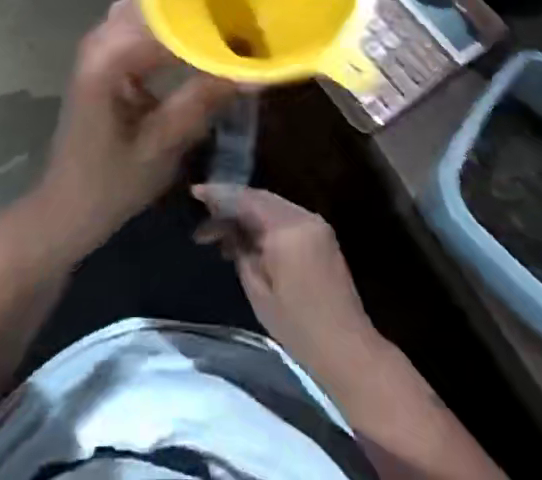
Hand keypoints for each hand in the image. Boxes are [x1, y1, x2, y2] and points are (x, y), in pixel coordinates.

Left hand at [27, 0, 236, 255]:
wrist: (68, 205)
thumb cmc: (110, 183)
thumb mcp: (161, 148)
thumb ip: (200, 103)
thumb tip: (249, 73)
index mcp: (106, 63)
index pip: (163, 26)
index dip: (206, 27)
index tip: (247, 31)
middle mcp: (97, 44)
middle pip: (150, 8)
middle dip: (192, 13)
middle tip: (238, 25)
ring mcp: (96, 49)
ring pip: (142, 13)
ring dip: (178, 20)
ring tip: (222, 29)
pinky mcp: (102, 60)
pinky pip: (136, 28)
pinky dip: (163, 31)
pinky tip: (194, 43)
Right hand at [192, 185, 376, 366]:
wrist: (347, 349)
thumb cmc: (297, 325)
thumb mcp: (257, 289)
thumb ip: (240, 250)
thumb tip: (227, 229)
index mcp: (287, 229)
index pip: (245, 200)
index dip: (217, 195)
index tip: (194, 193)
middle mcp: (304, 217)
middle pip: (259, 198)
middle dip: (230, 203)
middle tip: (204, 215)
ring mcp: (317, 225)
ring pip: (272, 206)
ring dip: (246, 213)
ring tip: (220, 232)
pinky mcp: (322, 236)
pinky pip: (285, 217)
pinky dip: (263, 222)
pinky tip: (246, 239)